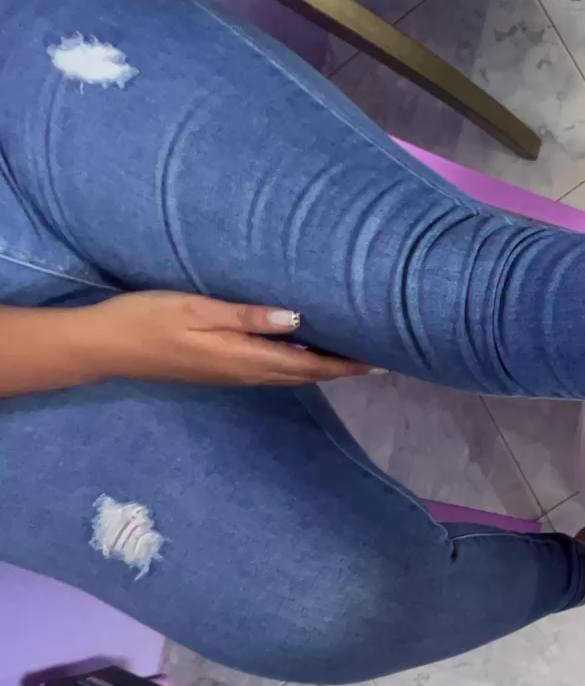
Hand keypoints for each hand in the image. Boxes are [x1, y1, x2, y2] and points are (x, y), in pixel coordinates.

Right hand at [78, 291, 376, 385]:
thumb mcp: (195, 309)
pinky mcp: (227, 372)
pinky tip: (310, 353)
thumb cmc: (144, 321)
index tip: (384, 360)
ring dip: (328, 368)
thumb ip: (247, 316)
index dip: (352, 365)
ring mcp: (240, 375)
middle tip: (382, 357)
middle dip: (349, 368)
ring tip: (356, 356)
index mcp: (251, 358)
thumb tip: (298, 318)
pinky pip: (279, 372)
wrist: (99, 348)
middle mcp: (253, 373)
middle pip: (313, 374)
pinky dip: (304, 365)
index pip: (316, 365)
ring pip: (298, 375)